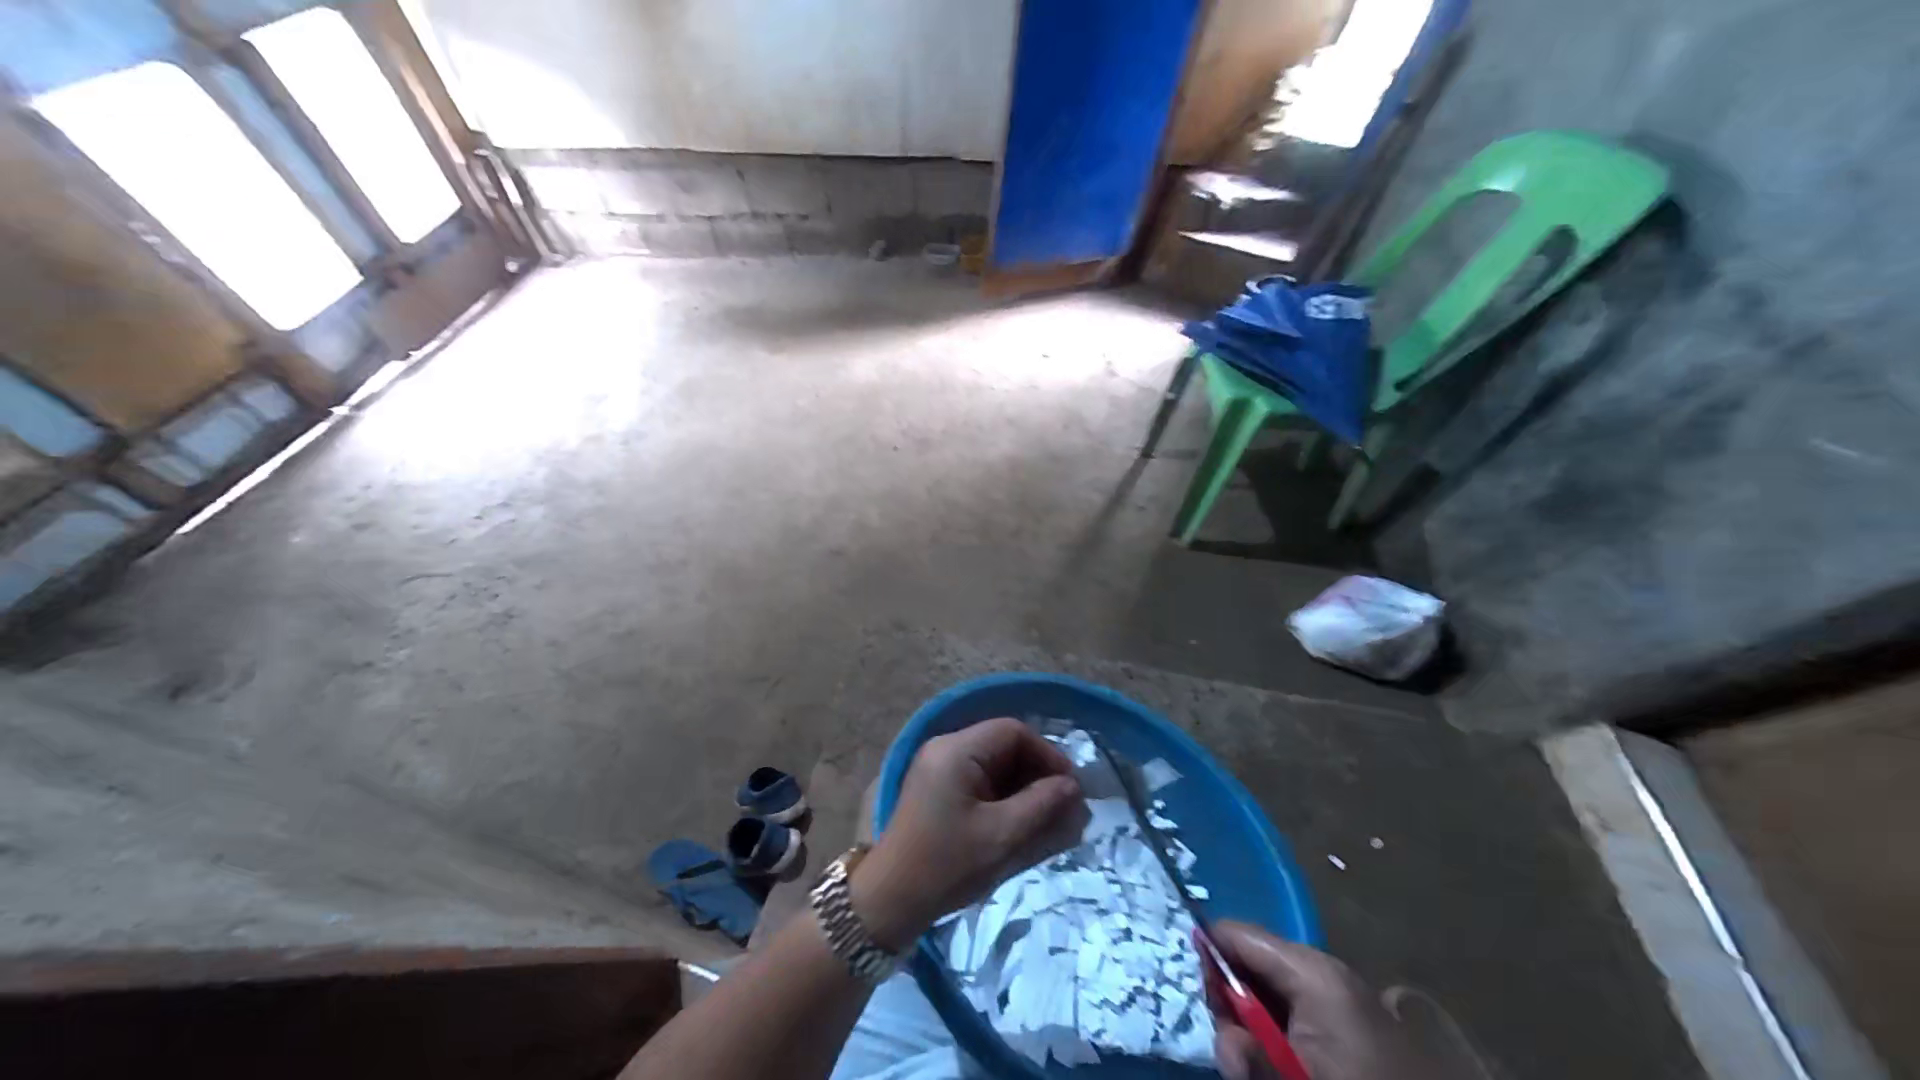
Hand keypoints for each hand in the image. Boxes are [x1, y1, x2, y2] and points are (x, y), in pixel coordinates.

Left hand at [851, 717, 1089, 949]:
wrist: (890, 900)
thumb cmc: (947, 864)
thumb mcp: (1001, 835)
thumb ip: (1041, 804)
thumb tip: (1072, 786)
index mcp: (956, 749)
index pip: (1013, 732)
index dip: (1047, 754)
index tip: (1070, 787)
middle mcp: (945, 748)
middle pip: (1003, 744)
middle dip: (1037, 771)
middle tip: (1063, 805)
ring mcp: (938, 768)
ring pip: (993, 763)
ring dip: (1023, 785)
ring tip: (1048, 816)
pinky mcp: (937, 789)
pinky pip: (979, 779)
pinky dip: (1004, 795)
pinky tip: (1021, 820)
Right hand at [1208, 922, 1429, 1079]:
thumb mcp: (1295, 1078)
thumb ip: (1250, 1059)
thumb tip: (1225, 1043)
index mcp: (1311, 970)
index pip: (1234, 934)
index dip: (1207, 960)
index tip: (1197, 1001)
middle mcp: (1323, 970)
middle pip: (1249, 961)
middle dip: (1230, 1000)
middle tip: (1236, 1047)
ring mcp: (1339, 996)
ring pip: (1268, 989)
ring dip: (1252, 1022)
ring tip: (1260, 1061)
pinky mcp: (1350, 1023)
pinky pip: (1292, 1009)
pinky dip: (1276, 1030)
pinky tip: (1282, 1060)